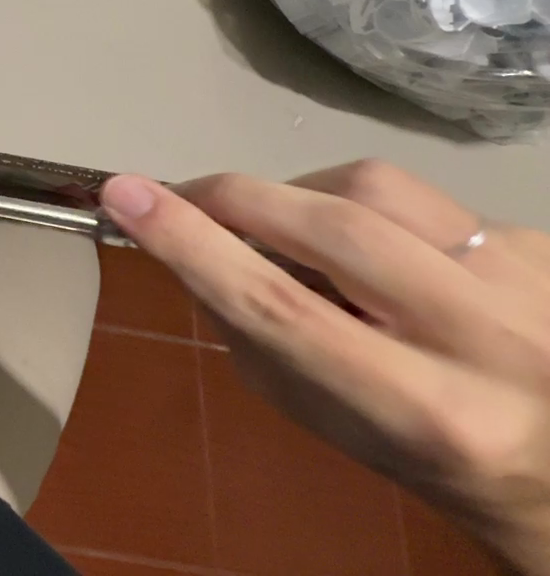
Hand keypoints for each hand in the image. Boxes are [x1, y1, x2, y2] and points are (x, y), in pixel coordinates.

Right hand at [101, 162, 549, 574]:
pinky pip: (417, 195)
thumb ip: (242, 317)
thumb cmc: (404, 442)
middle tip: (183, 196)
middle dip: (232, 197)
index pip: (277, 305)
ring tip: (287, 227)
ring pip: (373, 188)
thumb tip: (177, 229)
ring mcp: (538, 288)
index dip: (189, 241)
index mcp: (425, 410)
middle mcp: (497, 346)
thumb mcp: (302, 401)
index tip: (122, 194)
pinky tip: (372, 245)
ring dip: (297, 193)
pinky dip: (359, 206)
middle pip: (331, 229)